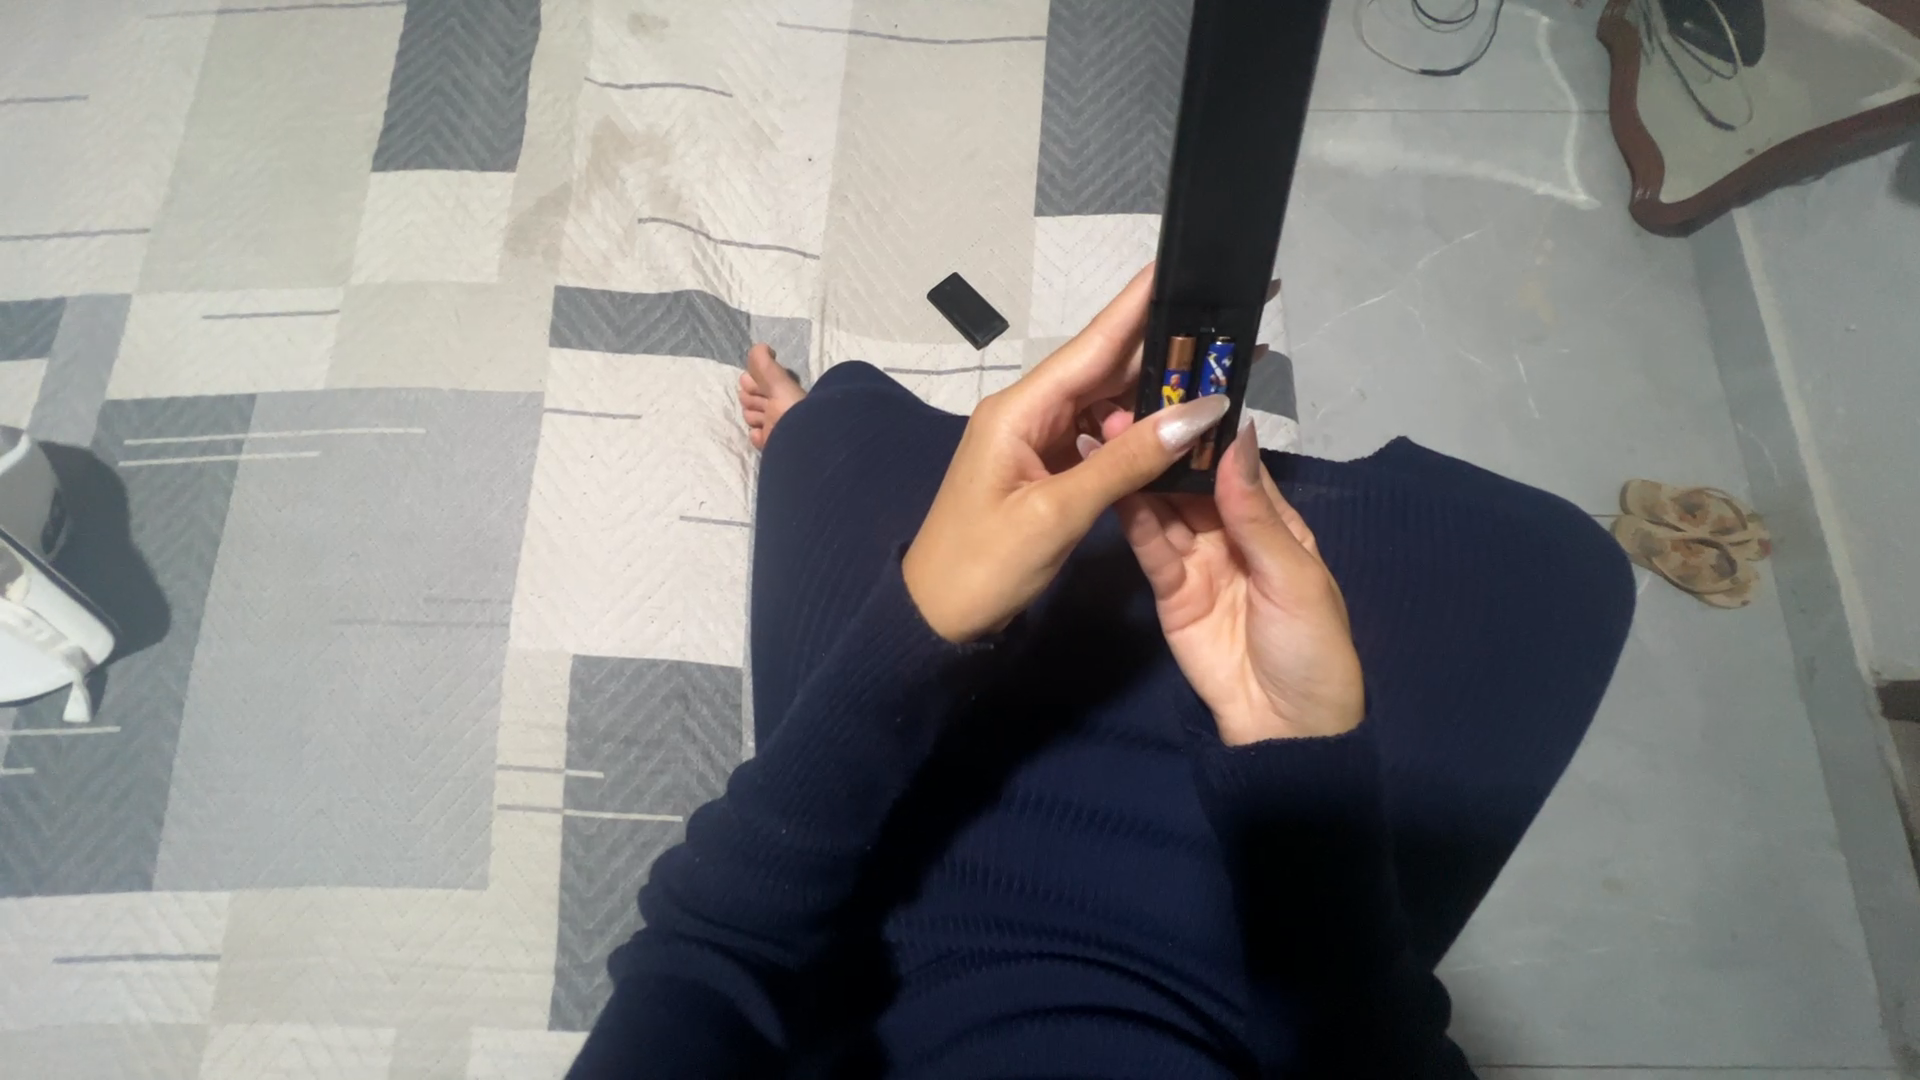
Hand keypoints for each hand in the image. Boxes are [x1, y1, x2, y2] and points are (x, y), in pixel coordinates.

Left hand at [902, 266, 1233, 642]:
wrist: (935, 615)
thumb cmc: (983, 565)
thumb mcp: (1057, 513)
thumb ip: (1127, 460)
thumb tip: (1200, 411)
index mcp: (1020, 410)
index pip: (1092, 344)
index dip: (1140, 304)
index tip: (1185, 264)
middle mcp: (1028, 413)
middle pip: (1104, 369)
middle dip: (1164, 352)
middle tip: (1232, 331)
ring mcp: (1034, 440)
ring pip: (1103, 404)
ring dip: (1153, 398)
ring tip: (1216, 382)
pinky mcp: (1041, 468)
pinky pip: (1095, 438)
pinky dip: (1131, 436)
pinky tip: (1169, 434)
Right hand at [1093, 421, 1364, 744]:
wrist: (1280, 724)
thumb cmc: (1309, 644)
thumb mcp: (1293, 575)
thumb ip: (1255, 512)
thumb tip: (1236, 438)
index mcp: (1274, 523)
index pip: (1237, 466)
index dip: (1209, 434)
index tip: (1177, 392)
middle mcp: (1230, 533)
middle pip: (1192, 483)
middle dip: (1165, 449)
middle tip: (1126, 409)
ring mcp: (1196, 560)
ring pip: (1164, 508)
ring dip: (1140, 474)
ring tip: (1107, 434)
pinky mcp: (1168, 588)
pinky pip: (1149, 546)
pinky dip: (1130, 517)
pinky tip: (1110, 483)